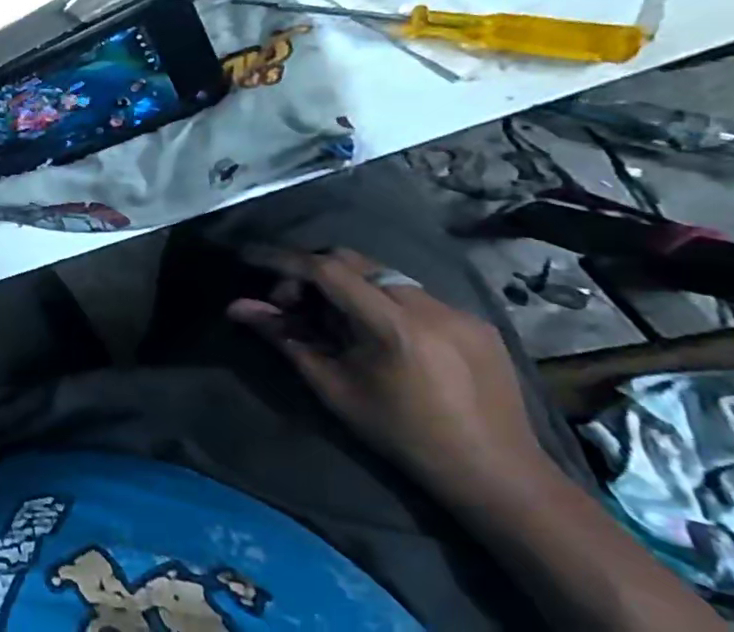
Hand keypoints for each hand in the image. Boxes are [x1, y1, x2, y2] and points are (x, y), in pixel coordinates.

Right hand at [227, 247, 544, 491]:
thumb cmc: (403, 436)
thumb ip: (285, 340)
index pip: (326, 270)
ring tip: (335, 322)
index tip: (250, 257)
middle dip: (311, 271)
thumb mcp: (334, 388)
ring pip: (383, 274)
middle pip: (352, 261)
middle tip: (291, 303)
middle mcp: (429, 306)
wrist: (497, 475)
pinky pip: (414, 293)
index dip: (282, 260)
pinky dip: (382, 300)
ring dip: (347, 285)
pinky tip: (380, 335)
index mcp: (394, 326)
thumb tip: (237, 308)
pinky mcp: (476, 320)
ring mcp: (458, 310)